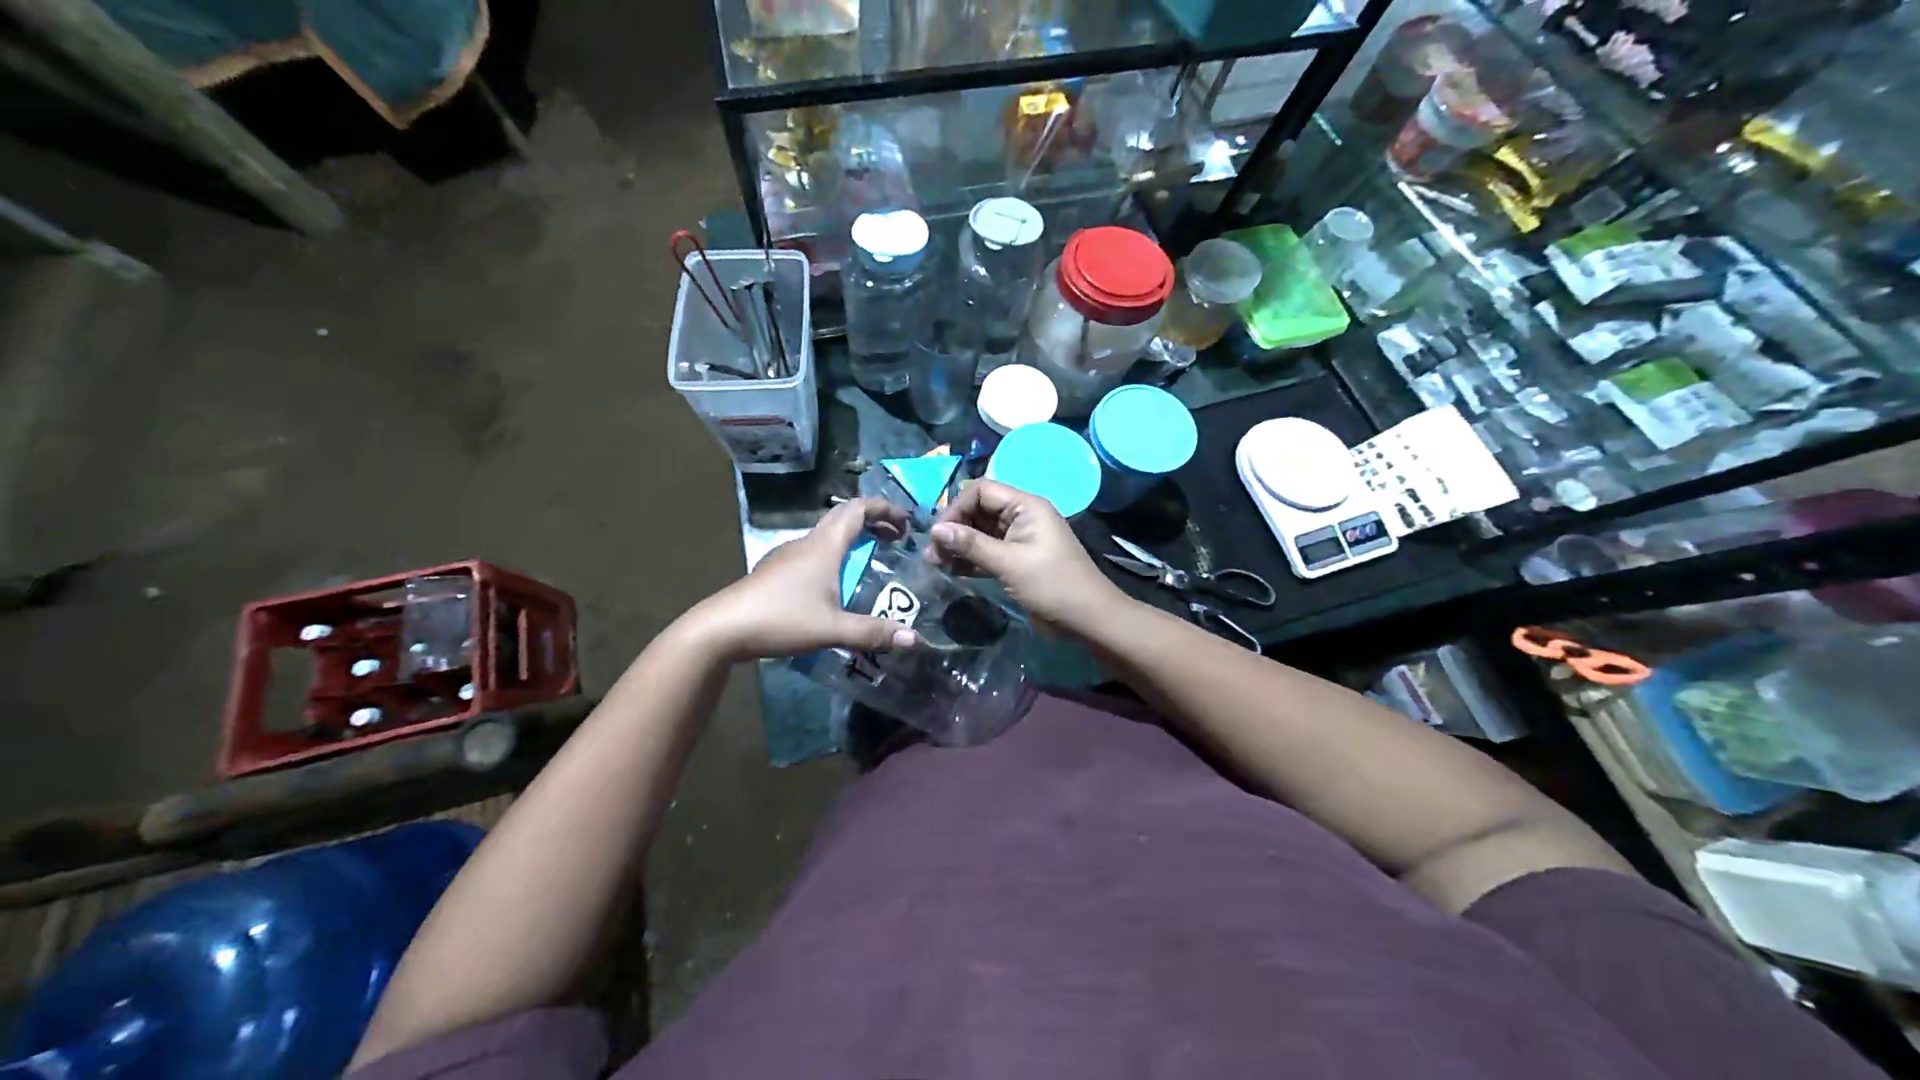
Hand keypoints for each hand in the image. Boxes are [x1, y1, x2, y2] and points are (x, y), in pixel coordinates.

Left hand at [691, 497, 920, 659]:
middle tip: (895, 538)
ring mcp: (787, 555)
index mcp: (824, 547)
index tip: (906, 523)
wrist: (722, 628)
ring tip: (871, 558)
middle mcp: (807, 543)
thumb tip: (913, 639)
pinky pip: (813, 552)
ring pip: (827, 535)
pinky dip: (835, 555)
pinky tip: (836, 583)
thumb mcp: (832, 629)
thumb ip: (872, 632)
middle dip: (873, 522)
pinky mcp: (775, 571)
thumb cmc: (780, 619)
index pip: (858, 510)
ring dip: (853, 538)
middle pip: (843, 517)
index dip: (885, 510)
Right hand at [928, 480, 1128, 638]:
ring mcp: (1019, 539)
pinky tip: (950, 569)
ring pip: (980, 533)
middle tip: (932, 553)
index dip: (956, 508)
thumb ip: (971, 545)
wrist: (1088, 618)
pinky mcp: (1017, 560)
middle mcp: (1022, 516)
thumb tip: (935, 530)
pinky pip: (987, 551)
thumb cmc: (1052, 585)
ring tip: (935, 563)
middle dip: (954, 528)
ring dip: (958, 545)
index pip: (981, 491)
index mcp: (1026, 506)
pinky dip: (969, 558)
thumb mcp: (1009, 563)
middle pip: (978, 511)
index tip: (937, 534)